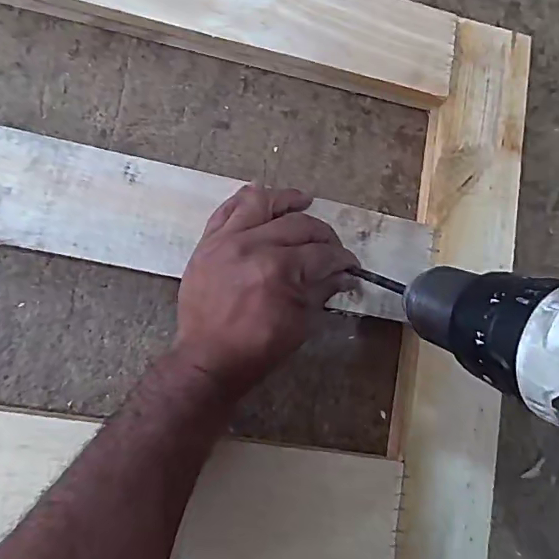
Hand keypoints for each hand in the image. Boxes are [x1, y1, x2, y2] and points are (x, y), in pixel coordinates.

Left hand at [172, 185, 359, 398]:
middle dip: (325, 235)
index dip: (342, 259)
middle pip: (299, 225)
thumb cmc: (258, 347)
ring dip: (286, 199)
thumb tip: (345, 275)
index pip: (322, 253)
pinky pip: (226, 210)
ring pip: (260, 202)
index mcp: (279, 269)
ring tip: (303, 200)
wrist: (207, 360)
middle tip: (333, 247)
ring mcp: (226, 241)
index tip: (351, 265)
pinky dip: (245, 200)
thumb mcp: (301, 323)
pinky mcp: (207, 243)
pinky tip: (261, 198)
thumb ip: (323, 291)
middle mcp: (253, 246)